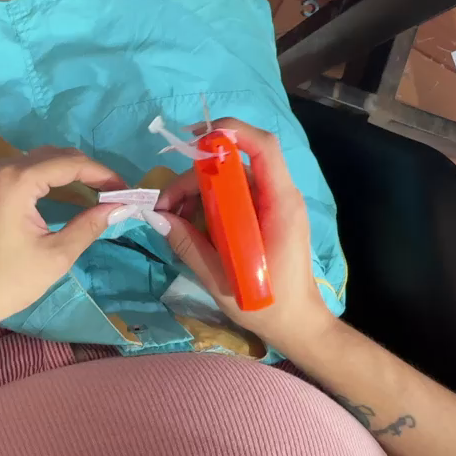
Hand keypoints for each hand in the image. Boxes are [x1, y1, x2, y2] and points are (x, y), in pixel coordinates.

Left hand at [0, 147, 124, 337]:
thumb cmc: (8, 281)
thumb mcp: (57, 255)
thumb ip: (90, 225)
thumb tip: (119, 207)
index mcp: (17, 180)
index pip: (70, 163)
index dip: (102, 173)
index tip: (127, 189)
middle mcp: (2, 168)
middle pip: (56, 156)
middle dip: (88, 171)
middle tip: (115, 193)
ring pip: (41, 160)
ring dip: (70, 173)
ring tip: (98, 194)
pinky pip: (26, 171)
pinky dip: (51, 179)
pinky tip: (70, 196)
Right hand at [157, 118, 339, 352]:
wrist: (298, 324)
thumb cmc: (267, 304)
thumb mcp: (221, 278)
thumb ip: (190, 245)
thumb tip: (157, 217)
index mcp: (279, 205)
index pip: (263, 147)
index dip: (231, 131)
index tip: (193, 139)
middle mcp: (278, 196)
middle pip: (233, 164)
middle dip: (194, 176)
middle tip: (165, 206)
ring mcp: (272, 205)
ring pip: (229, 179)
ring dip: (197, 191)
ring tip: (174, 219)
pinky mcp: (263, 216)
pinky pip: (232, 196)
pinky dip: (207, 203)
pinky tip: (190, 225)